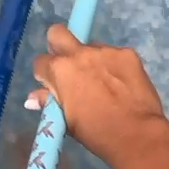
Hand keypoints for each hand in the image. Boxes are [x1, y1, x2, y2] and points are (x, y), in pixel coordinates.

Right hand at [29, 25, 168, 167]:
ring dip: (91, 61)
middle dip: (58, 45)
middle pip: (57, 33)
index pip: (40, 62)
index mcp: (59, 70)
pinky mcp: (127, 53)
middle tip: (69, 67)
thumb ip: (49, 103)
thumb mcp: (66, 121)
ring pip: (90, 47)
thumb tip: (32, 99)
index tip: (54, 87)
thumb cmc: (96, 133)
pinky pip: (114, 55)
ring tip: (104, 84)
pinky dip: (114, 66)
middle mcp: (79, 53)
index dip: (45, 75)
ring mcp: (105, 51)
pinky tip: (122, 85)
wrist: (137, 135)